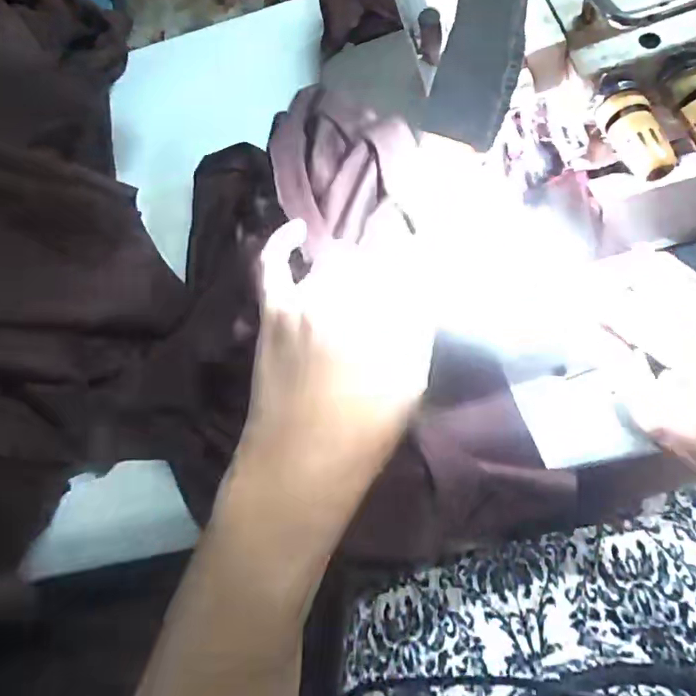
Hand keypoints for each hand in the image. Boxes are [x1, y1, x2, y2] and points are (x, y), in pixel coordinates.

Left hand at [234, 219, 434, 506]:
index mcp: (397, 320)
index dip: (415, 251)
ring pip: (336, 259)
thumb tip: (419, 285)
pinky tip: (297, 231)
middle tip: (386, 284)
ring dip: (349, 266)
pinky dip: (283, 242)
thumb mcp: (412, 382)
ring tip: (354, 287)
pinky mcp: (276, 309)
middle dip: (385, 261)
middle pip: (374, 255)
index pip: (412, 261)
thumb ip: (419, 326)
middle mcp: (356, 299)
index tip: (420, 250)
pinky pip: (275, 262)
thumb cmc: (366, 433)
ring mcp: (310, 300)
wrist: (299, 465)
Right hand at [594, 251, 695, 495]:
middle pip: (645, 280)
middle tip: (579, 295)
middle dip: (607, 283)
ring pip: (667, 272)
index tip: (563, 302)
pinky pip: (688, 281)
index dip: (590, 303)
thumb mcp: (658, 423)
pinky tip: (638, 292)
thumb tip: (588, 329)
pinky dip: (656, 280)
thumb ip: (620, 369)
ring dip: (630, 276)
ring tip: (605, 291)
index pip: (627, 310)